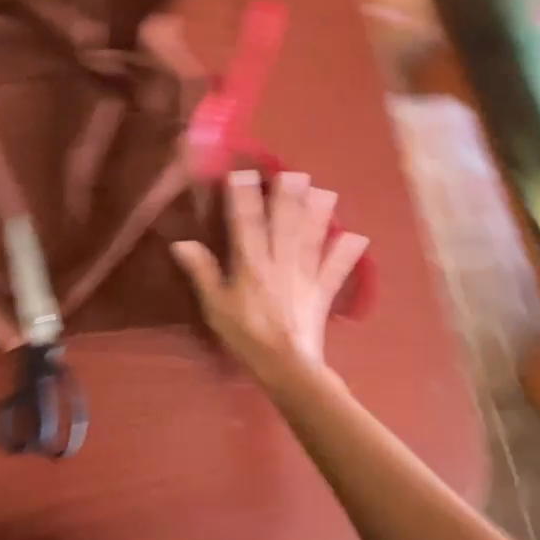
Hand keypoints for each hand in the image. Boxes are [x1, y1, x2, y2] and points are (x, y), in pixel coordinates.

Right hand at [171, 171, 367, 381]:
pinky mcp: (323, 291)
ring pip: (313, 237)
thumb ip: (202, 272)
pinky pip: (337, 268)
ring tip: (325, 191)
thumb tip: (182, 243)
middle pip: (285, 222)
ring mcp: (305, 275)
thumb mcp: (216, 307)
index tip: (242, 173)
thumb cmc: (246, 336)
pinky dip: (347, 253)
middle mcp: (280, 262)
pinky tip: (358, 236)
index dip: (243, 197)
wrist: (287, 368)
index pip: (245, 223)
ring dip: (319, 213)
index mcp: (251, 264)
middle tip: (293, 171)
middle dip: (288, 195)